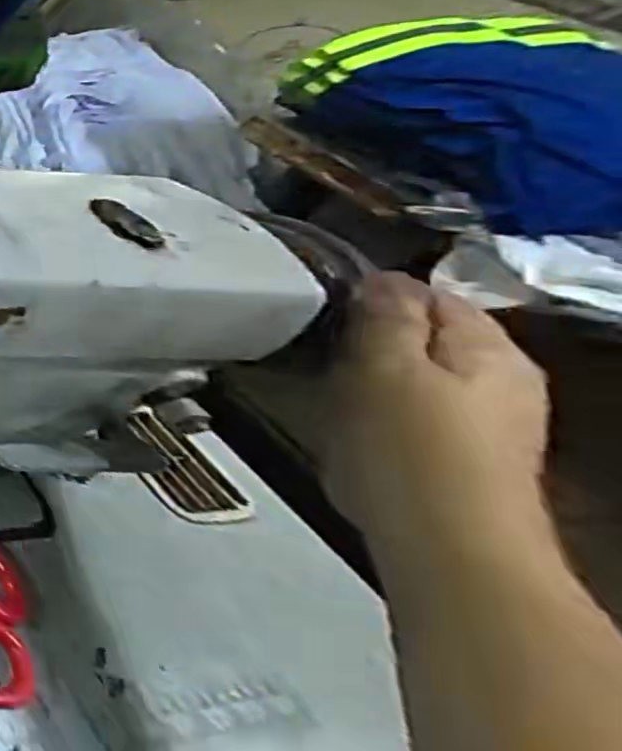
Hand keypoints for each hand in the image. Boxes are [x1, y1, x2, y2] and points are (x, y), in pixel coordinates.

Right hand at [325, 272, 550, 542]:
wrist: (446, 544)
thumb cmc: (411, 446)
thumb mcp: (386, 367)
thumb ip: (387, 317)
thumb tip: (381, 280)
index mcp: (492, 352)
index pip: (433, 295)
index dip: (377, 292)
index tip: (323, 304)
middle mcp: (500, 382)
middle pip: (424, 337)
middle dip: (371, 337)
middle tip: (322, 347)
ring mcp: (483, 423)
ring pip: (413, 375)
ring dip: (369, 375)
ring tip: (329, 386)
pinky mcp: (456, 455)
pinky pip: (408, 411)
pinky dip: (377, 409)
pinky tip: (352, 426)